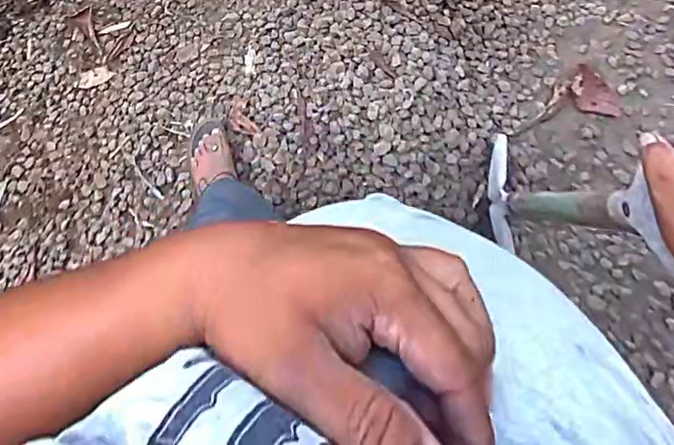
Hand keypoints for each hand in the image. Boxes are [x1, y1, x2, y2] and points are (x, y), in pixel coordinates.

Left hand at [188, 223, 494, 444]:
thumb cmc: (245, 312)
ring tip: (443, 398)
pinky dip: (442, 314)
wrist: (206, 267)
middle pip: (465, 329)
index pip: (454, 361)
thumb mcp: (302, 376)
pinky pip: (429, 275)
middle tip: (445, 436)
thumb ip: (371, 419)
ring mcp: (378, 246)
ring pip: (455, 294)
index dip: (467, 422)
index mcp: (385, 281)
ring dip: (463, 347)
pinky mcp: (363, 250)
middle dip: (467, 390)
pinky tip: (422, 346)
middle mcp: (392, 255)